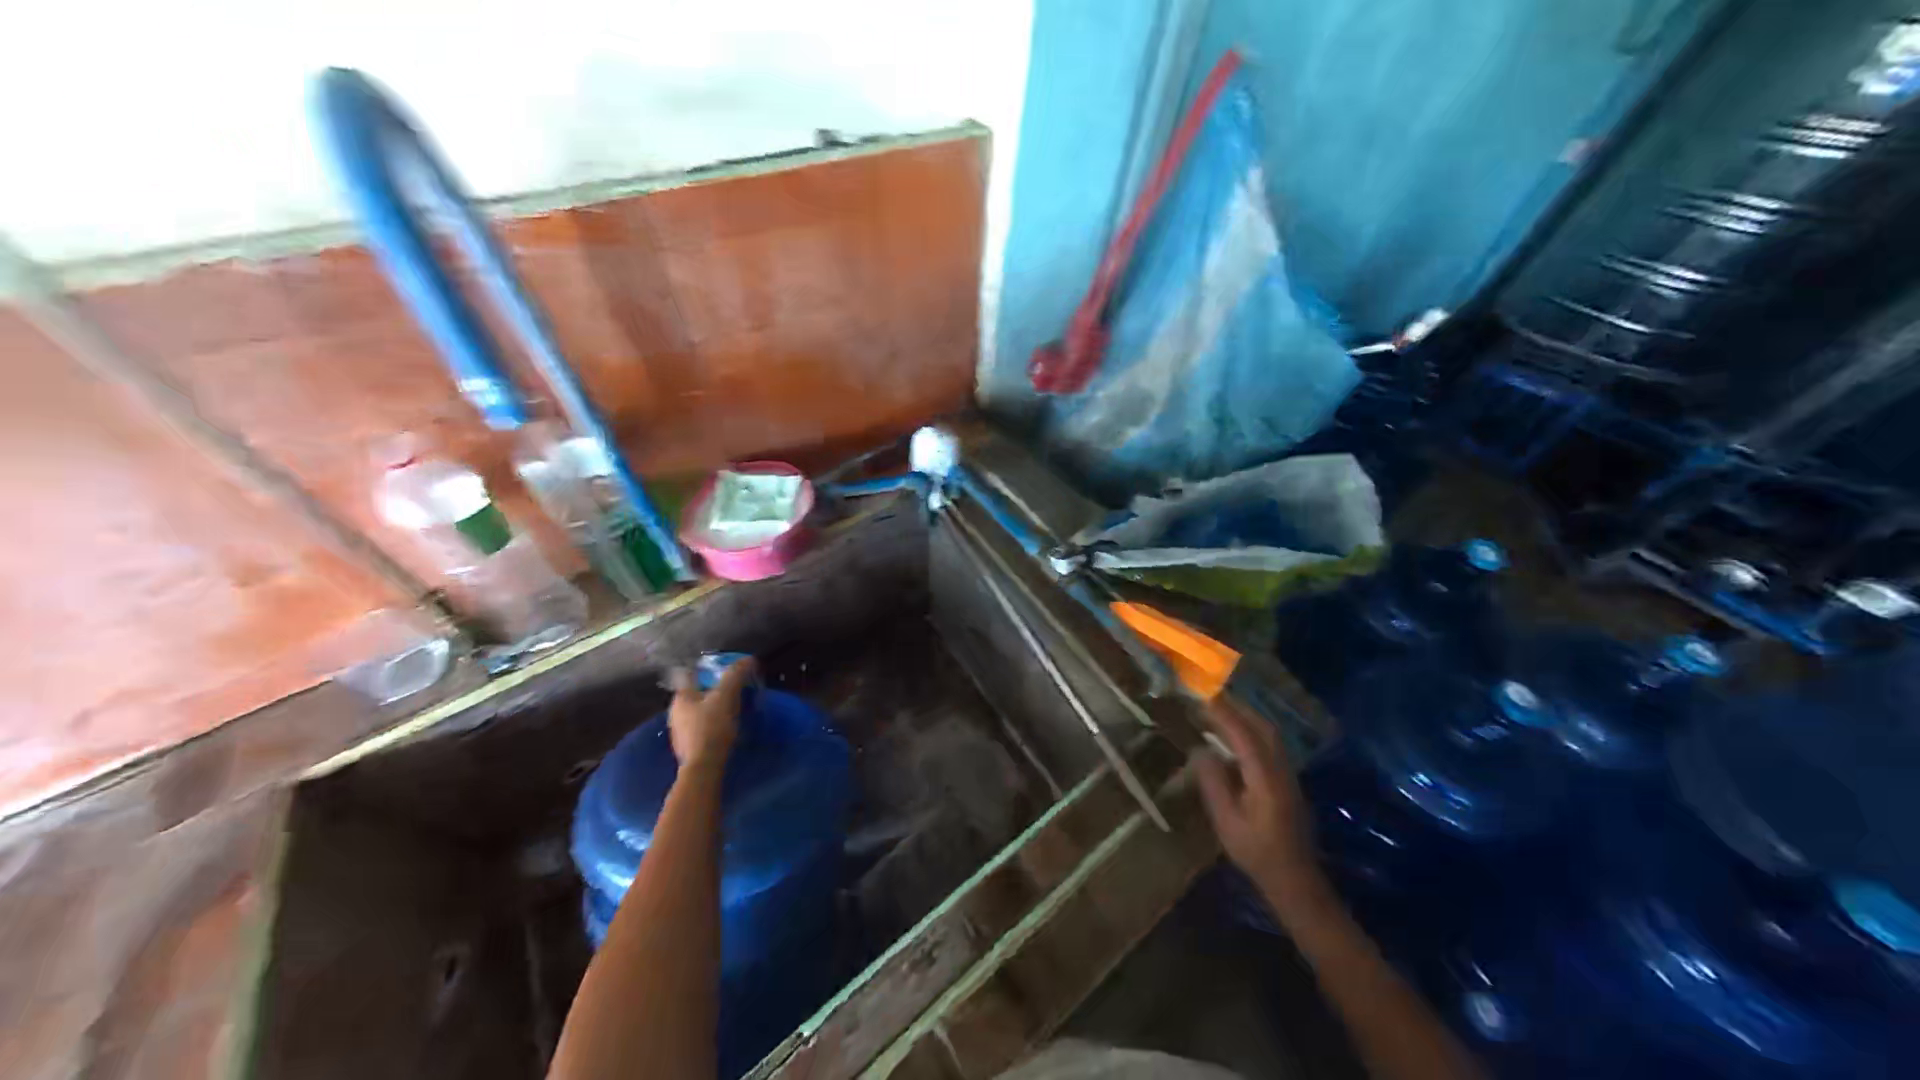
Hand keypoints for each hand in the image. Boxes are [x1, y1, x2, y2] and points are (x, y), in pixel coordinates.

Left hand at [666, 658, 754, 770]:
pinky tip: (725, 729)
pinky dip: (711, 724)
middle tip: (731, 689)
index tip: (720, 669)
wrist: (704, 767)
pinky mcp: (687, 747)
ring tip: (731, 709)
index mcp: (681, 697)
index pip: (687, 674)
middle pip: (693, 693)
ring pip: (696, 711)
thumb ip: (736, 675)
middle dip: (711, 690)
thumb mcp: (727, 696)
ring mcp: (679, 731)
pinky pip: (700, 728)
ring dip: (711, 708)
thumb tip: (748, 659)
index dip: (703, 669)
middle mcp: (675, 712)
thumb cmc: (712, 727)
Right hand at [1194, 696, 1323, 904]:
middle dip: (1239, 708)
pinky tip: (1236, 735)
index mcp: (1266, 780)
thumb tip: (1201, 750)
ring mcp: (1289, 775)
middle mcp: (1281, 771)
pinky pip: (1272, 745)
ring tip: (1221, 709)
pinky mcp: (1289, 781)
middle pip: (1264, 728)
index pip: (1244, 736)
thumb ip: (1214, 784)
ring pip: (1271, 735)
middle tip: (1211, 696)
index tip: (1203, 699)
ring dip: (1247, 717)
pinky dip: (1253, 731)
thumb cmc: (1256, 853)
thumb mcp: (1227, 822)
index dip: (1224, 715)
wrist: (1295, 879)